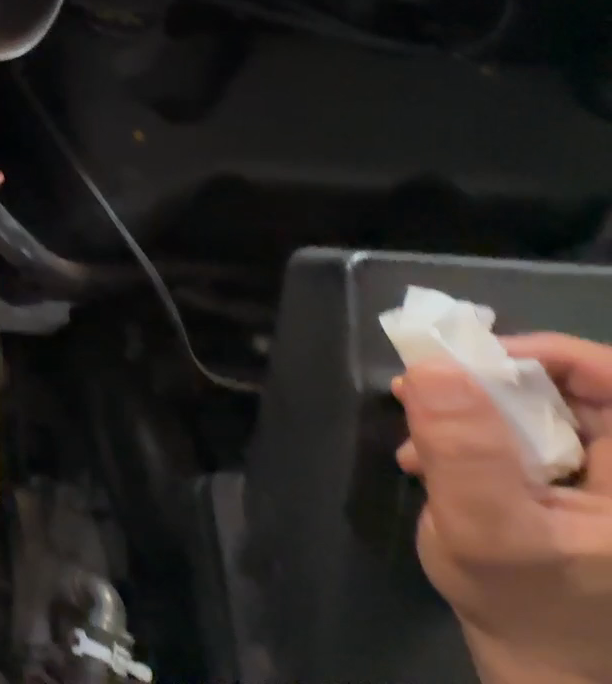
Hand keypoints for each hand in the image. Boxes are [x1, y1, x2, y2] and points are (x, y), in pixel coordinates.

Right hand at [395, 334, 611, 683]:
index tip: (466, 361)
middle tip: (418, 392)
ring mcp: (604, 480)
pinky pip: (525, 437)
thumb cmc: (523, 599)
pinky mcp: (574, 488)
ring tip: (416, 440)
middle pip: (571, 390)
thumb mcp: (485, 528)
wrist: (541, 662)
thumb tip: (434, 367)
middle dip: (486, 384)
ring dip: (468, 414)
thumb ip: (465, 449)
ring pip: (539, 411)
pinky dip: (472, 438)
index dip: (545, 355)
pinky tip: (431, 461)